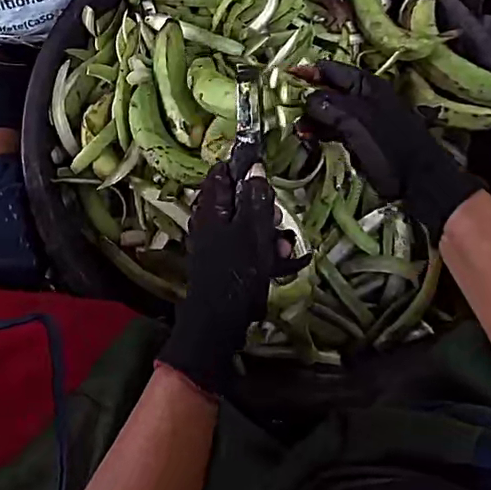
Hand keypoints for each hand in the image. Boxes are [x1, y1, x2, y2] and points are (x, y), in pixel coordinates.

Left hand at [156, 163, 300, 396]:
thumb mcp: (253, 229)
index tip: (265, 175)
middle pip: (239, 199)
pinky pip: (246, 246)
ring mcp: (216, 242)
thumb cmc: (237, 269)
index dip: (245, 169)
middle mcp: (209, 221)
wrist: (220, 321)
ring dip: (268, 231)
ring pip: (246, 224)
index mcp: (210, 208)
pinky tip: (279, 261)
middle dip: (263, 205)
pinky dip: (262, 249)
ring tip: (281, 246)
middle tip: (278, 217)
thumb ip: (256, 197)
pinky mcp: (225, 261)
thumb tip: (255, 169)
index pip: (223, 173)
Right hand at [299, 60, 482, 241]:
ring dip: (312, 119)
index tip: (286, 75)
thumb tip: (307, 100)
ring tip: (299, 130)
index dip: (309, 71)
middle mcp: (363, 97)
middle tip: (288, 110)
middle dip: (307, 99)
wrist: (418, 180)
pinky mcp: (361, 138)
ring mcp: (363, 118)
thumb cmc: (388, 144)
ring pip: (329, 111)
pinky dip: (322, 131)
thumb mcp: (355, 119)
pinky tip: (310, 138)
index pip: (331, 70)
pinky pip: (336, 128)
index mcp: (365, 84)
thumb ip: (328, 105)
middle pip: (327, 90)